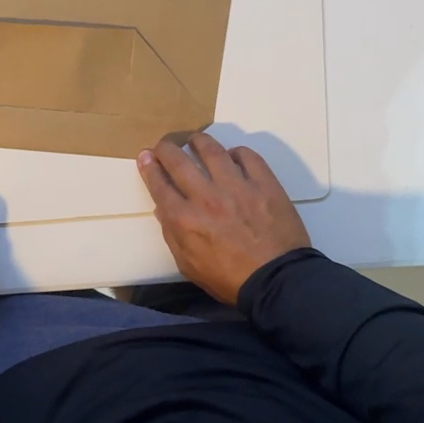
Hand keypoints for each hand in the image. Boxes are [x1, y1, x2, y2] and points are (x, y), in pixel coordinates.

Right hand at [137, 133, 310, 303]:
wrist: (277, 282)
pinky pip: (248, 156)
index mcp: (184, 220)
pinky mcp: (265, 184)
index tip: (146, 157)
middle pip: (179, 161)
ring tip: (195, 140)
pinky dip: (236, 153)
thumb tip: (163, 208)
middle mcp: (206, 197)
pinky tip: (232, 157)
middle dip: (166, 148)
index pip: (159, 184)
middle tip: (164, 145)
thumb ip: (173, 235)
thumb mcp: (188, 265)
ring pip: (212, 150)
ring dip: (199, 141)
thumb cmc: (229, 279)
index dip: (149, 167)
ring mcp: (237, 187)